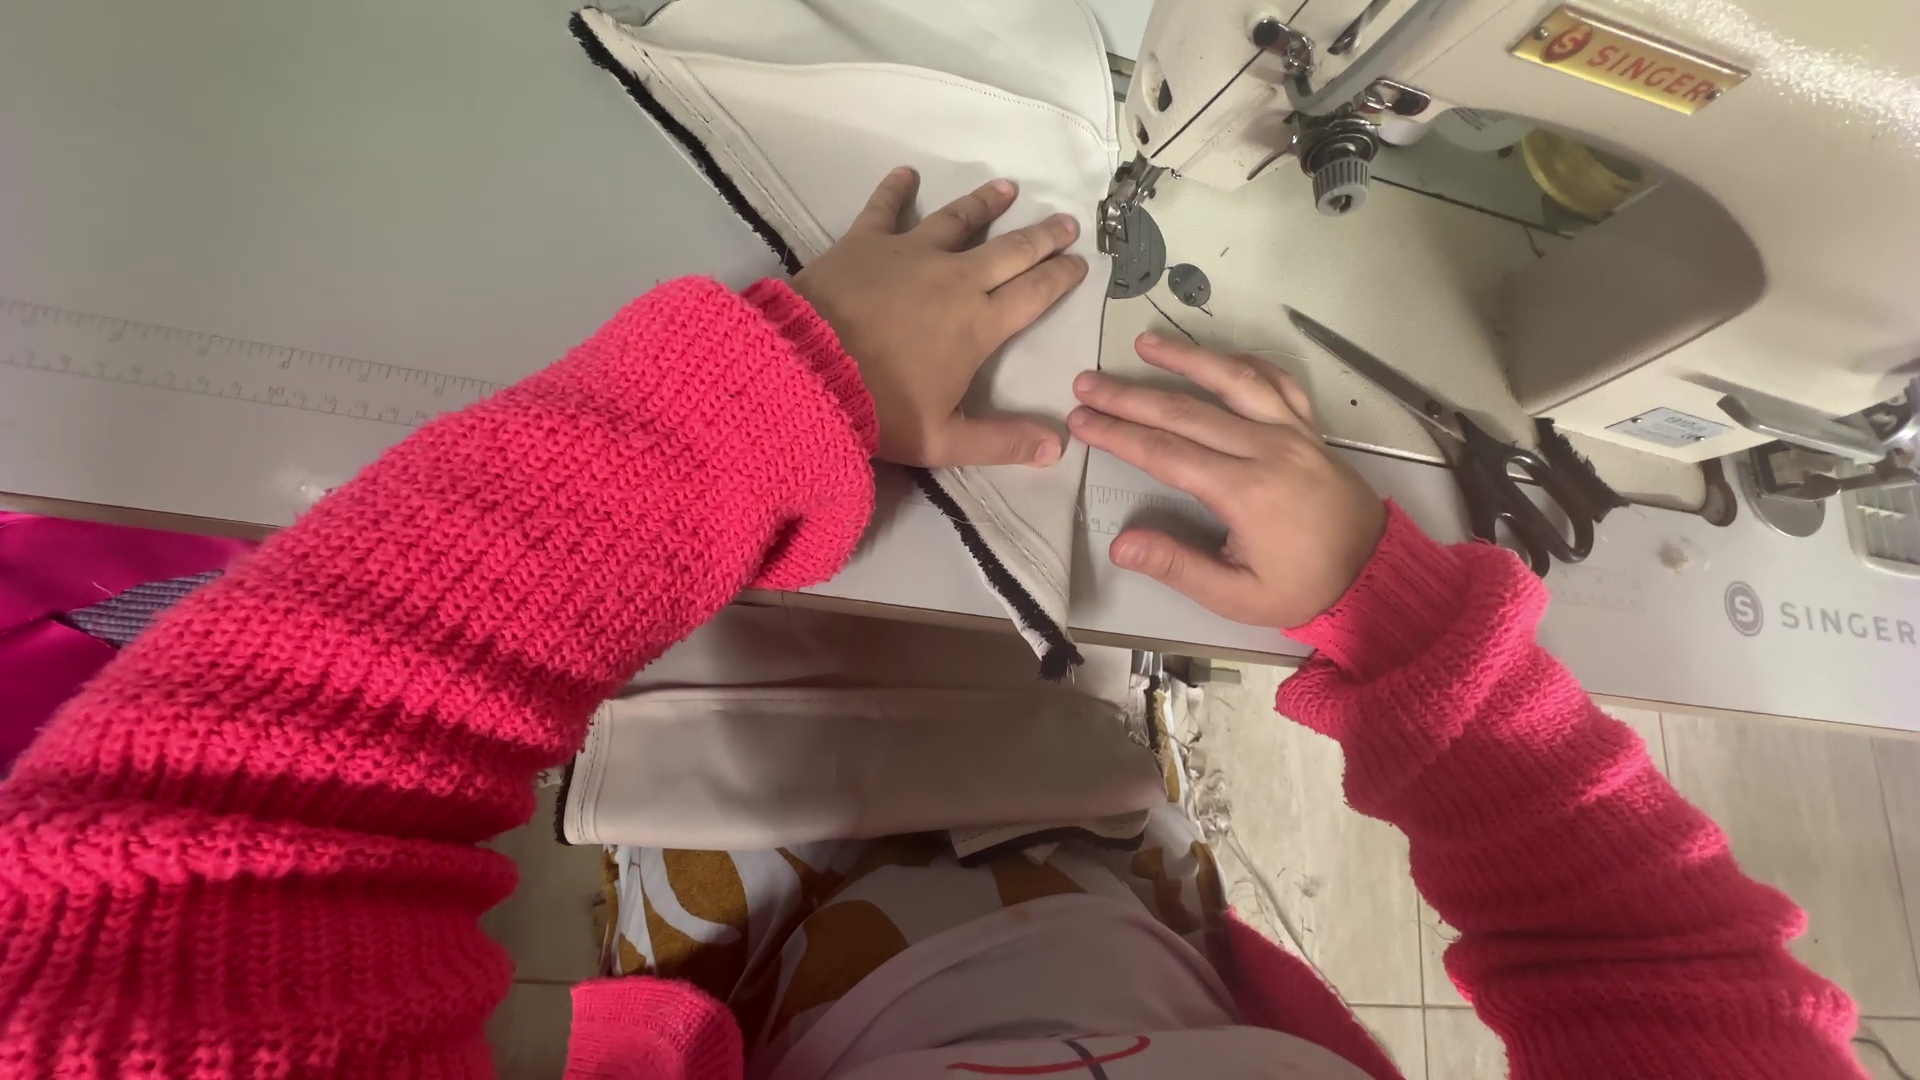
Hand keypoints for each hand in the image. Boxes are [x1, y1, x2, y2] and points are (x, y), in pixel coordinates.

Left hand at [794, 167, 1087, 467]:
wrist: (808, 374)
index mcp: (979, 324)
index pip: (1034, 294)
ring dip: (985, 204)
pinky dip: (896, 189)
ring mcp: (910, 253)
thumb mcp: (945, 440)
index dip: (1061, 277)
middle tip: (1065, 221)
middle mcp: (954, 279)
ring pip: (958, 220)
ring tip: (1007, 188)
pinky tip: (907, 173)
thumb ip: (1002, 442)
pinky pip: (885, 207)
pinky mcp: (866, 242)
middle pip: (1010, 251)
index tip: (1080, 263)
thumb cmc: (880, 411)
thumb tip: (1057, 449)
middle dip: (1042, 236)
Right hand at [1068, 333, 1387, 627]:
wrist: (1377, 573)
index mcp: (1245, 491)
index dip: (1117, 434)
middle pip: (1185, 412)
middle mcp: (1267, 449)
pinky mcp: (1309, 428)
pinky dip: (1246, 362)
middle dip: (1129, 396)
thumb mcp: (1237, 596)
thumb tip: (1120, 544)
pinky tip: (1218, 356)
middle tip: (1087, 383)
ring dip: (1186, 359)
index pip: (1164, 453)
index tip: (1080, 420)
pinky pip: (1277, 382)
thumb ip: (1177, 567)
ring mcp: (1293, 431)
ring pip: (1232, 381)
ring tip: (1145, 343)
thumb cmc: (1303, 587)